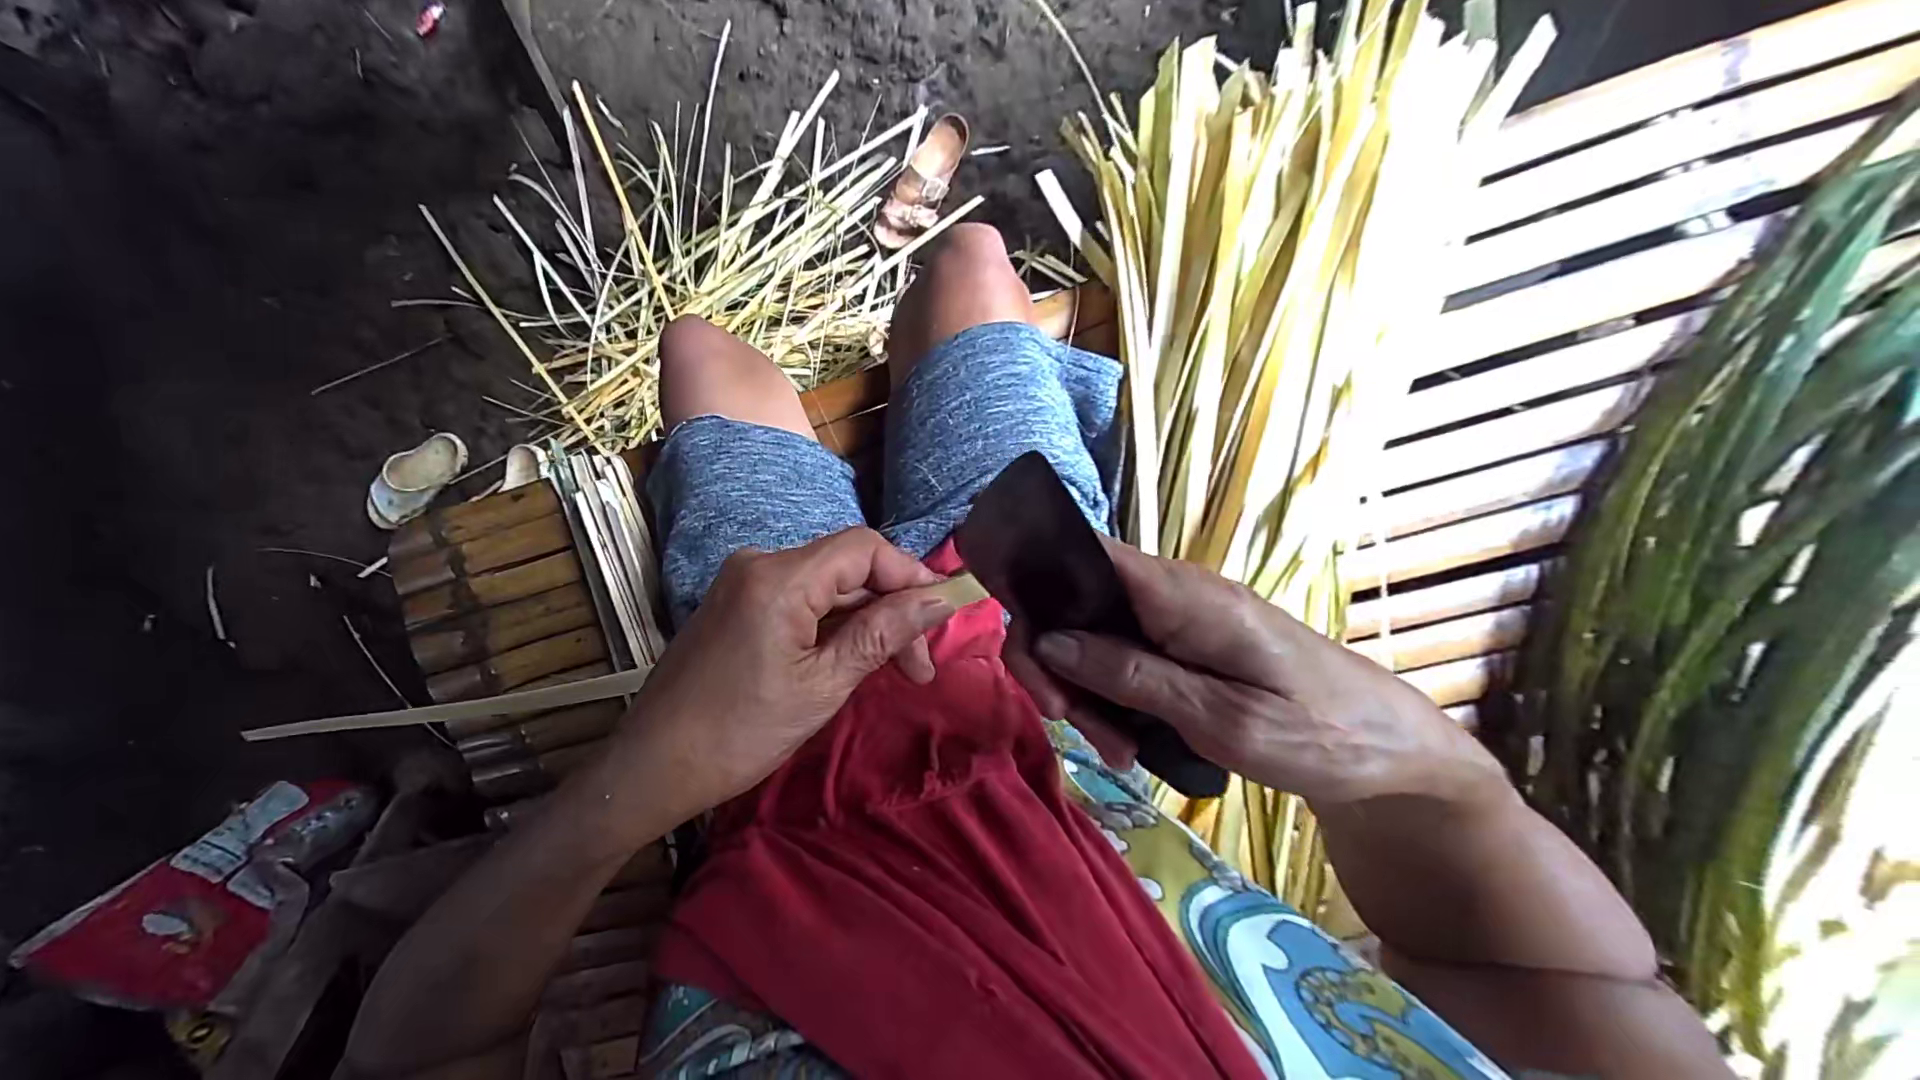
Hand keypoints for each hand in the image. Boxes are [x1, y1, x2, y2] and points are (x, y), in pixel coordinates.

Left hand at [593, 528, 957, 829]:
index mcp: (780, 576)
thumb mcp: (823, 685)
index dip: (911, 575)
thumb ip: (884, 633)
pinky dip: (835, 626)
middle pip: (850, 568)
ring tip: (895, 671)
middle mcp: (761, 562)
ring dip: (867, 622)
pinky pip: (803, 599)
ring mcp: (746, 581)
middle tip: (920, 667)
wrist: (652, 767)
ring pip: (829, 586)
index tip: (943, 617)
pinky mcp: (739, 602)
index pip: (866, 548)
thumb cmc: (739, 733)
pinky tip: (853, 660)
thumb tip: (940, 601)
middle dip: (893, 610)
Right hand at [1009, 535, 1502, 808]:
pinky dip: (1111, 698)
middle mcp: (1171, 592)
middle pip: (1075, 604)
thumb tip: (1049, 641)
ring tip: (1115, 749)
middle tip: (1075, 726)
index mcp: (1182, 593)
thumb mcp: (1223, 718)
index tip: (1034, 666)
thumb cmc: (1319, 733)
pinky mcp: (1181, 643)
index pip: (1082, 555)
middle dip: (1056, 664)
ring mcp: (1175, 618)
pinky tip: (1128, 742)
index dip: (1037, 592)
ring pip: (1092, 637)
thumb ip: (1132, 676)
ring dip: (1085, 691)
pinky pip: (1121, 658)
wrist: (1390, 754)